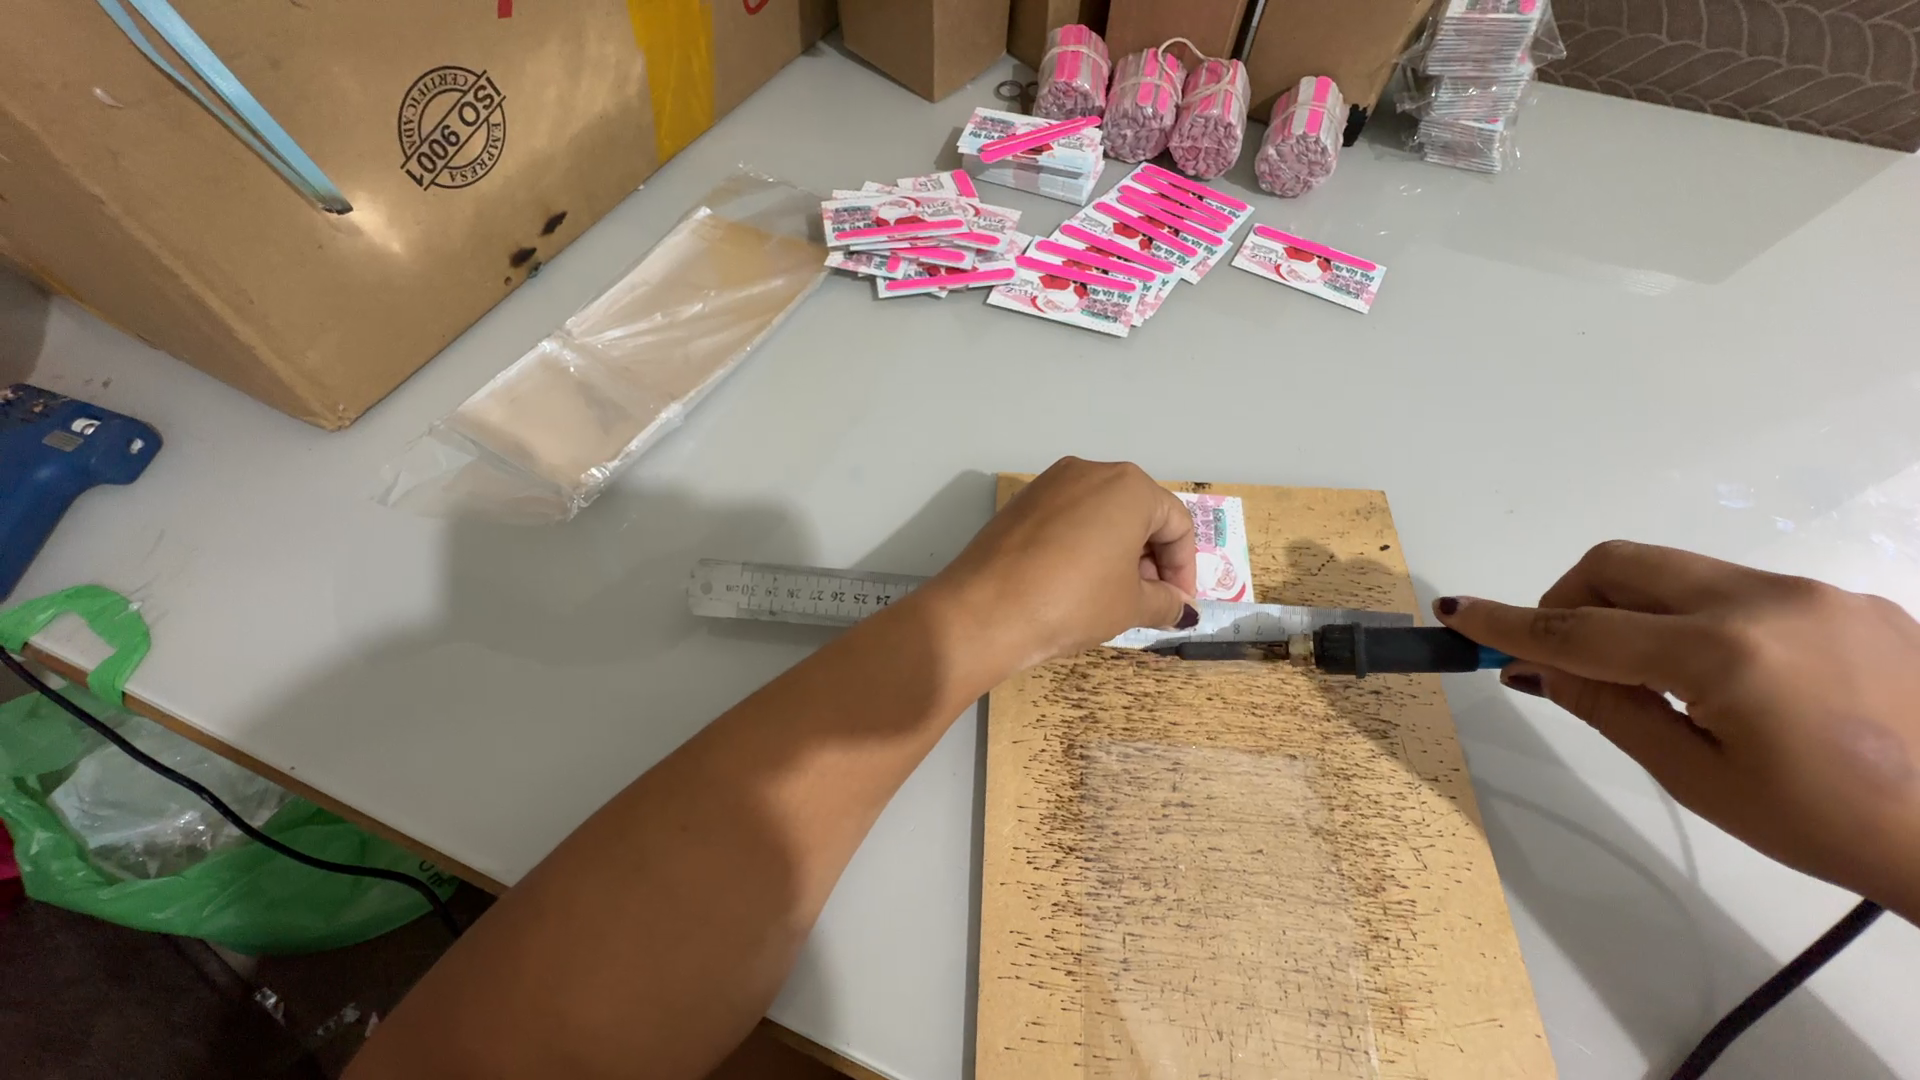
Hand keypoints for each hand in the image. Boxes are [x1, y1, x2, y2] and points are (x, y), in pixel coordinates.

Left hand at [926, 457, 1197, 675]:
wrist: (985, 611)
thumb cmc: (1073, 602)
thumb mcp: (1130, 606)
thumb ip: (1165, 602)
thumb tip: (1180, 607)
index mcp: (1128, 486)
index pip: (1176, 524)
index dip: (1184, 570)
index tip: (1178, 605)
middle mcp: (1089, 471)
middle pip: (1138, 513)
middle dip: (1150, 559)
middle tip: (1147, 602)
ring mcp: (1049, 484)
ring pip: (1101, 515)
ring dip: (1117, 553)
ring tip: (1112, 597)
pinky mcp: (1020, 503)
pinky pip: (1068, 520)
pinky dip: (1083, 547)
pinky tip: (1075, 584)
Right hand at [1434, 541, 1919, 914]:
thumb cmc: (1829, 825)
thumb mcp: (1695, 775)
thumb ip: (1604, 705)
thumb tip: (1528, 666)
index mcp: (1725, 653)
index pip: (1580, 628)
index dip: (1508, 622)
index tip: (1455, 611)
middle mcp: (1768, 600)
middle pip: (1619, 564)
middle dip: (1569, 599)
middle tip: (1567, 657)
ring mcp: (1816, 594)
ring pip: (1674, 571)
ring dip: (1630, 608)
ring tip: (1654, 675)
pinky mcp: (1849, 601)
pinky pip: (1732, 589)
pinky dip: (1691, 618)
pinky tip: (1729, 678)